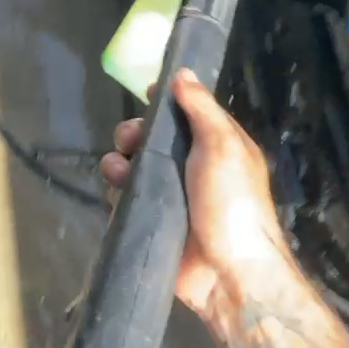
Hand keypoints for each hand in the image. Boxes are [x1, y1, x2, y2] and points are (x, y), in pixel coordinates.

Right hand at [99, 70, 292, 319]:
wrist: (229, 275)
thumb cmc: (232, 202)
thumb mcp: (222, 145)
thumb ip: (201, 107)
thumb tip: (182, 72)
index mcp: (217, 145)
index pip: (187, 112)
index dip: (165, 101)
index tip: (146, 94)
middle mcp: (193, 167)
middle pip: (154, 138)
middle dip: (135, 133)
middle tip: (128, 139)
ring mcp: (172, 196)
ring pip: (135, 167)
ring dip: (120, 161)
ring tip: (117, 169)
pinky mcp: (154, 221)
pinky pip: (128, 198)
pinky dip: (118, 192)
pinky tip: (116, 192)